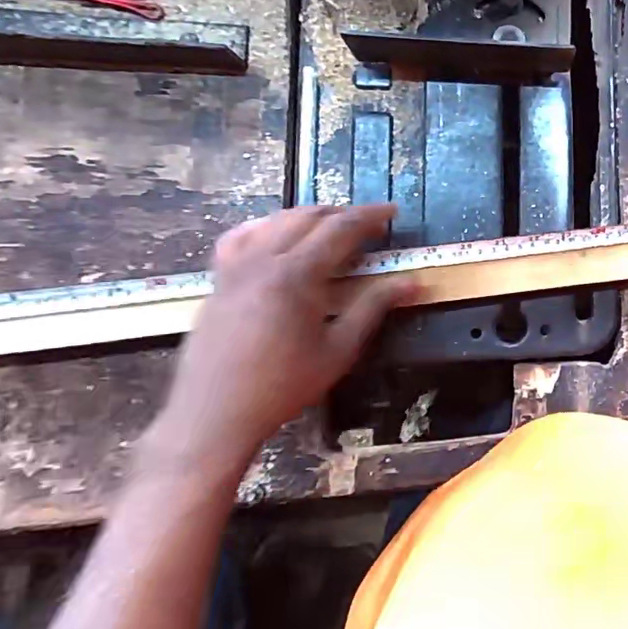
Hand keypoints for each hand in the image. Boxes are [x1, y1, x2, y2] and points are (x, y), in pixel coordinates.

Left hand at [146, 205, 415, 473]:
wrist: (213, 417)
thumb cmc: (283, 386)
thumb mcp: (340, 348)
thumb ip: (375, 307)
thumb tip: (414, 282)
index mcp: (296, 275)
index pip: (340, 229)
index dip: (370, 216)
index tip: (393, 211)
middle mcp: (262, 262)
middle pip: (307, 217)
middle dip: (343, 213)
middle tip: (370, 224)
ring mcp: (234, 270)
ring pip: (273, 221)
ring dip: (308, 216)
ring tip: (331, 226)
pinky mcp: (217, 283)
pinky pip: (239, 238)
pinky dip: (265, 227)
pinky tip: (276, 236)